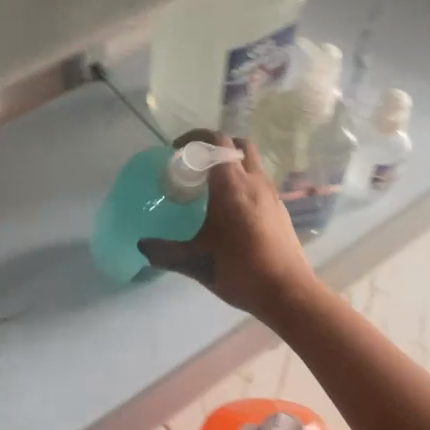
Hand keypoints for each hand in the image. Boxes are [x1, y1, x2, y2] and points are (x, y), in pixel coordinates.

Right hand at [139, 131, 324, 318]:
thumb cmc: (239, 271)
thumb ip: (164, 252)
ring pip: (252, 163)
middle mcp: (255, 182)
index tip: (177, 149)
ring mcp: (272, 195)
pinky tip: (232, 210)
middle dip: (216, 145)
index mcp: (231, 186)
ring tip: (211, 186)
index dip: (195, 137)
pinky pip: (260, 182)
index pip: (216, 142)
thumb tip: (142, 246)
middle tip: (196, 163)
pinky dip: (244, 182)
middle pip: (238, 144)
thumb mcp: (195, 262)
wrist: (287, 292)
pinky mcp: (280, 210)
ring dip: (232, 163)